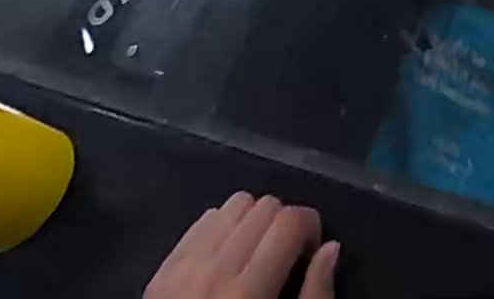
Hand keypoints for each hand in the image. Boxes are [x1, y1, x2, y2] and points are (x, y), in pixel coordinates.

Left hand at [146, 192, 339, 298]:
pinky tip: (229, 257)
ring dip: (254, 220)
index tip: (311, 251)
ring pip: (235, 204)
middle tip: (287, 257)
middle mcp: (214, 270)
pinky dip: (225, 227)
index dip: (310, 227)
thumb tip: (331, 247)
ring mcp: (183, 266)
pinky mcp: (163, 270)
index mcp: (247, 294)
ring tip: (258, 253)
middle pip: (265, 206)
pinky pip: (205, 220)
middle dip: (284, 224)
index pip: (288, 221)